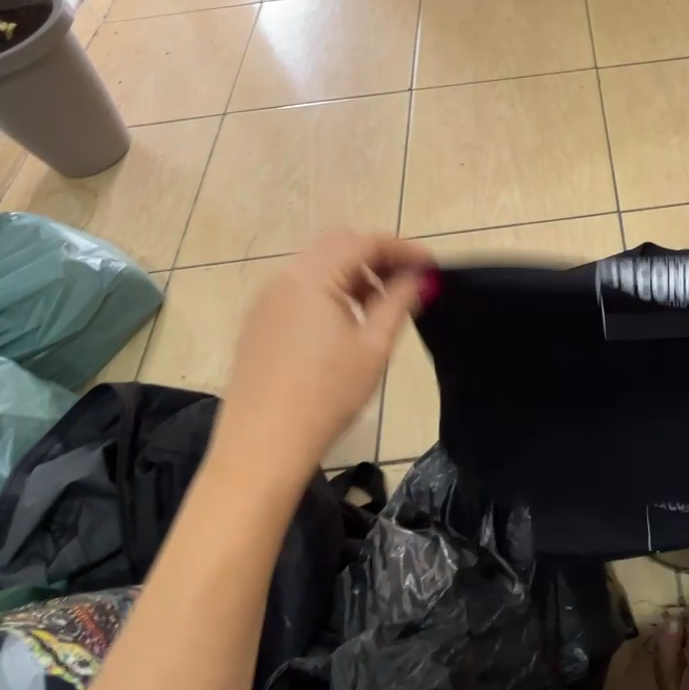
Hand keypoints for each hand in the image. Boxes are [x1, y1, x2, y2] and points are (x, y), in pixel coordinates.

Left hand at [214, 232, 433, 469]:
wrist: (261, 447)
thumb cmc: (326, 395)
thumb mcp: (374, 346)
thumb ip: (399, 301)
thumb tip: (419, 277)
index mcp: (312, 277)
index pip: (364, 242)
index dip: (402, 248)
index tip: (431, 265)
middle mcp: (283, 278)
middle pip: (337, 245)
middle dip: (376, 255)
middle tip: (408, 278)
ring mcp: (265, 301)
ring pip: (316, 266)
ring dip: (353, 272)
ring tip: (382, 302)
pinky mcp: (257, 323)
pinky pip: (299, 288)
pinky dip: (329, 290)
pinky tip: (347, 321)